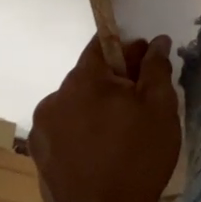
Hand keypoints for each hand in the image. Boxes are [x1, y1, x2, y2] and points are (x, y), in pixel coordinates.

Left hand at [30, 36, 181, 201]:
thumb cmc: (137, 157)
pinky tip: (107, 149)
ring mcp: (42, 134)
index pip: (102, 45)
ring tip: (126, 129)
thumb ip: (156, 66)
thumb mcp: (160, 104)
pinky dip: (87, 128)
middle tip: (144, 99)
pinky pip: (68, 128)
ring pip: (78, 103)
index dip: (129, 48)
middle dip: (117, 79)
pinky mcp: (40, 159)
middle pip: (89, 75)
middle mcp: (52, 102)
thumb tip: (156, 42)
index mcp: (80, 83)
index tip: (150, 64)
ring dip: (101, 105)